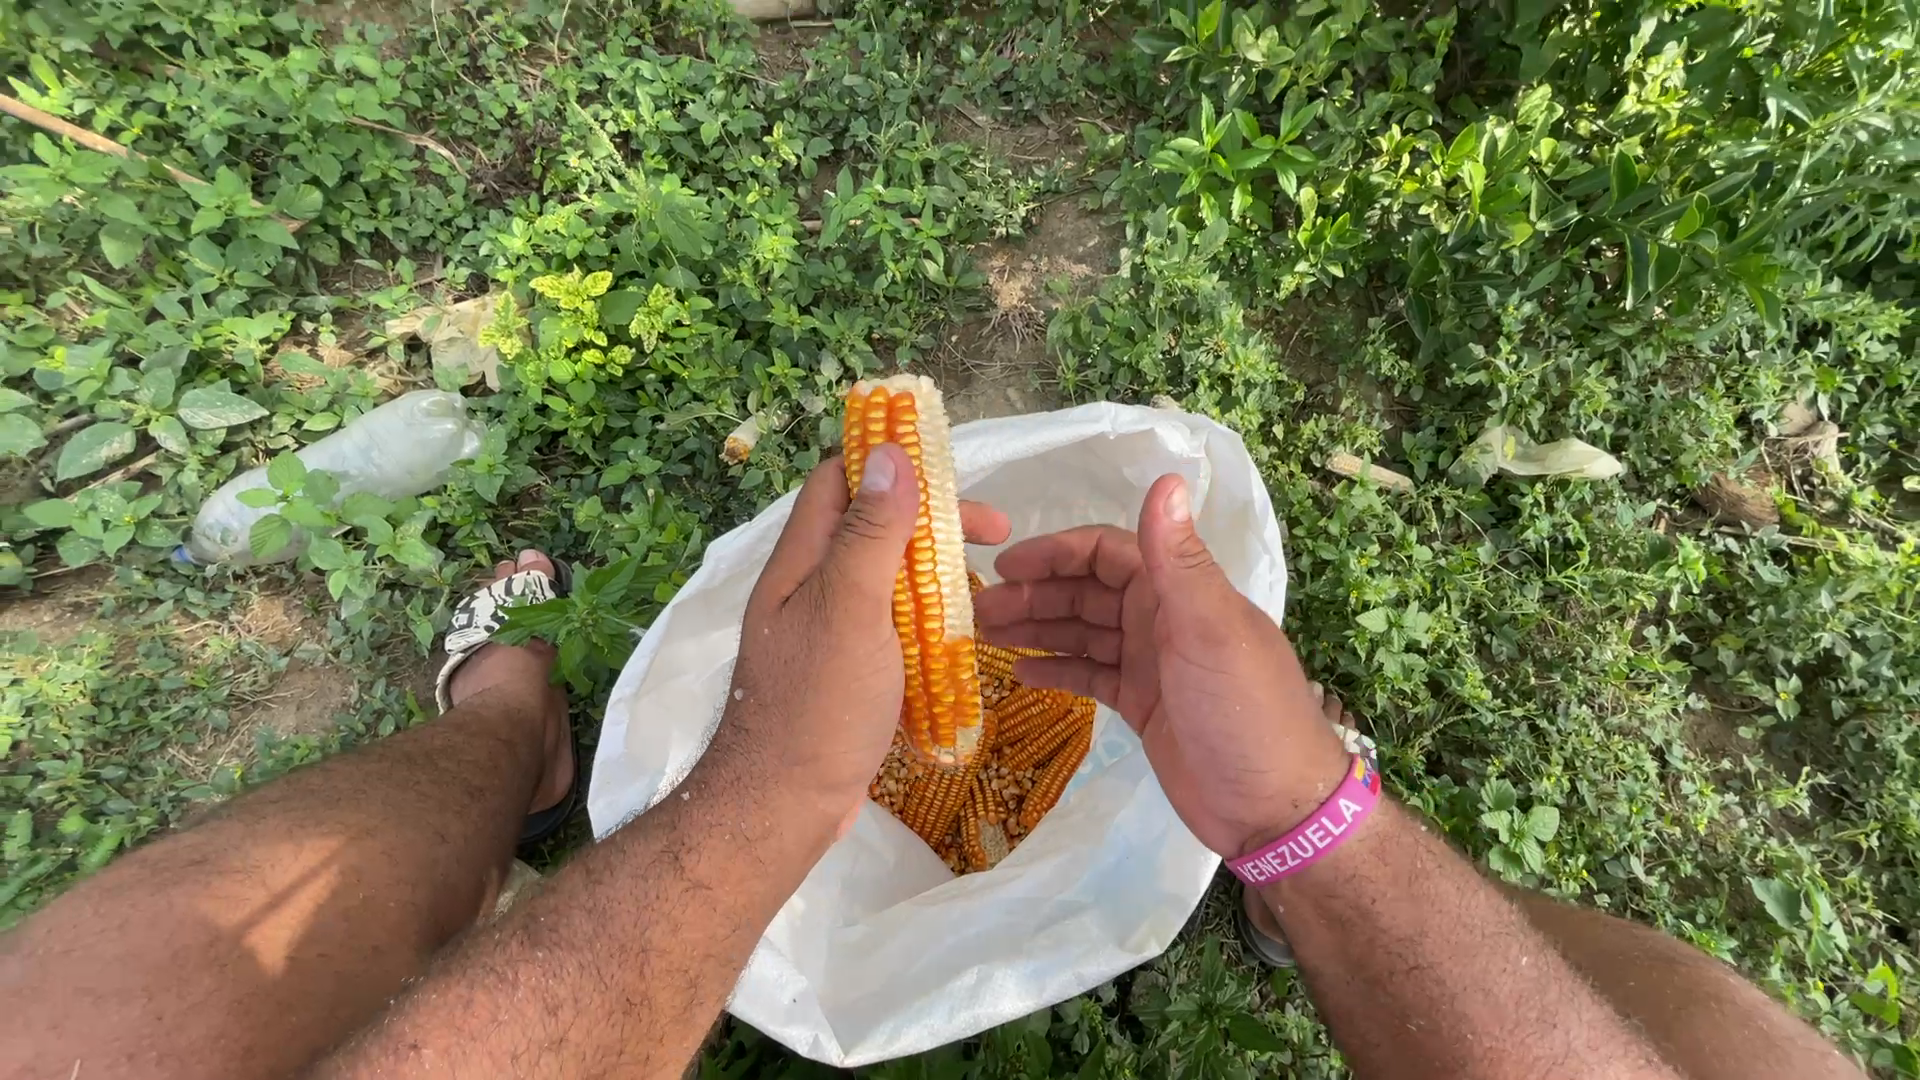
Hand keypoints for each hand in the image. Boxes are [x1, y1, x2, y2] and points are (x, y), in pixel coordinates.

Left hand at [715, 444, 1010, 836]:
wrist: (786, 804)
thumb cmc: (818, 703)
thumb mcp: (849, 608)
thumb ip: (870, 533)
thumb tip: (889, 453)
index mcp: (804, 559)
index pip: (839, 481)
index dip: (888, 464)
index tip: (948, 473)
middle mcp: (813, 583)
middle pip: (873, 524)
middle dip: (931, 518)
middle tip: (994, 531)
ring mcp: (831, 624)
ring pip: (888, 572)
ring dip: (935, 565)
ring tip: (986, 578)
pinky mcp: (850, 661)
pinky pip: (893, 617)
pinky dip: (927, 610)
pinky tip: (961, 624)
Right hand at [973, 474, 1347, 856]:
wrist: (1272, 810)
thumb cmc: (1241, 710)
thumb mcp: (1209, 629)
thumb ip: (1179, 559)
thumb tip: (1168, 478)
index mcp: (1176, 589)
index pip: (1103, 552)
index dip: (1054, 553)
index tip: (1005, 566)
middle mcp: (1158, 616)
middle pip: (1083, 591)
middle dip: (1032, 595)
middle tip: (978, 611)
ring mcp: (1148, 660)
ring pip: (1080, 631)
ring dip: (1036, 628)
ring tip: (985, 636)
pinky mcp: (1140, 701)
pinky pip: (1088, 672)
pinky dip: (1056, 668)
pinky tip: (1020, 672)